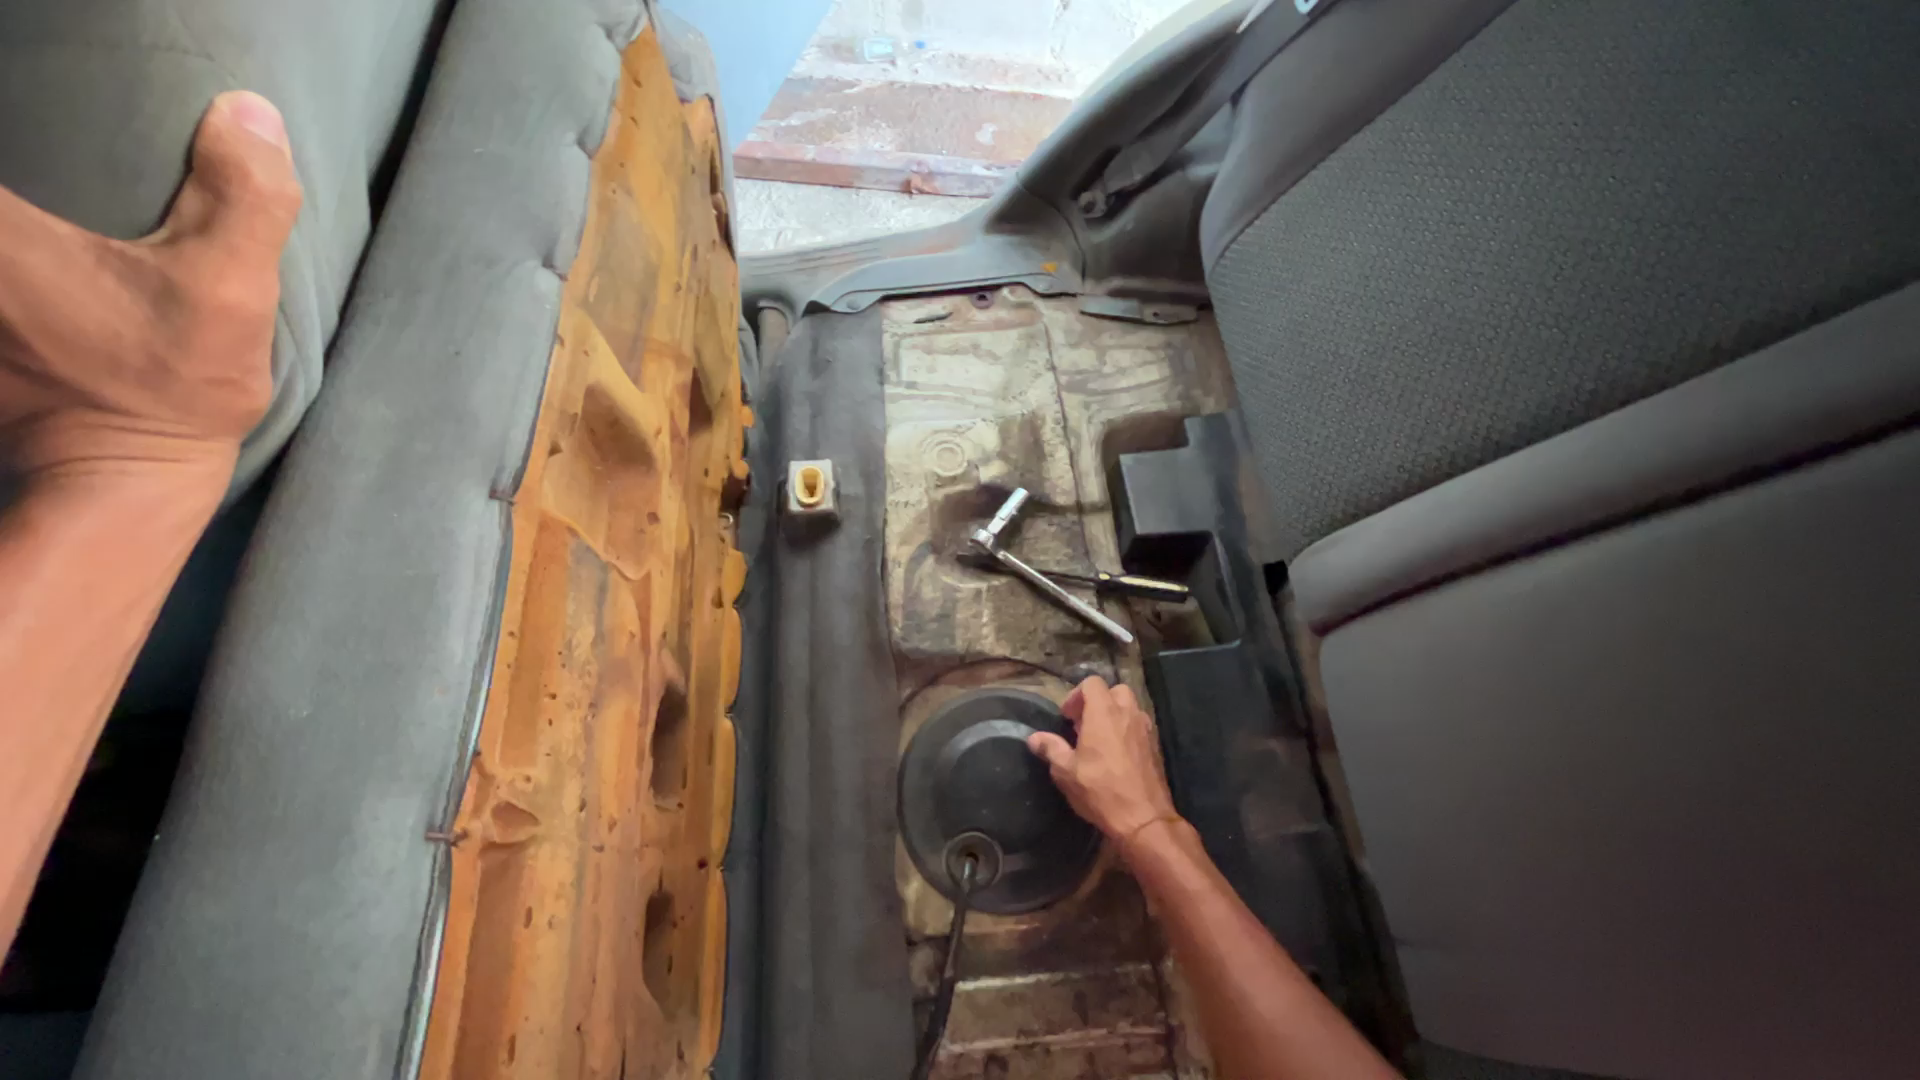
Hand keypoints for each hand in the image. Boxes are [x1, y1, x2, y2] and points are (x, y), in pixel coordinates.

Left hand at [0, 91, 300, 487]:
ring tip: (76, 179)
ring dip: (33, 188)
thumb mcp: (229, 292)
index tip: (48, 77)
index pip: (5, 129)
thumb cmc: (170, 382)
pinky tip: (72, 252)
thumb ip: (242, 202)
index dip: (26, 99)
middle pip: (1, 163)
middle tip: (70, 129)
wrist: (124, 469)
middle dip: (33, 140)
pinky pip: (10, 249)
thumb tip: (249, 111)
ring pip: (6, 205)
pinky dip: (35, 242)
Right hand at [1028, 676, 1179, 848]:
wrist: (1143, 819)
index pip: (1092, 683)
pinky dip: (1127, 730)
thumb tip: (1034, 738)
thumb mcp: (1066, 772)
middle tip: (1083, 725)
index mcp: (1104, 713)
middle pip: (1114, 691)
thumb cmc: (1100, 791)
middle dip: (1098, 702)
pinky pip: (1139, 726)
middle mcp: (1128, 714)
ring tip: (1099, 740)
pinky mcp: (1155, 746)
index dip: (1076, 695)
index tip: (1067, 718)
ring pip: (1130, 708)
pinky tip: (1116, 754)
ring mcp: (1145, 729)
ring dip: (1114, 715)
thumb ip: (1051, 749)